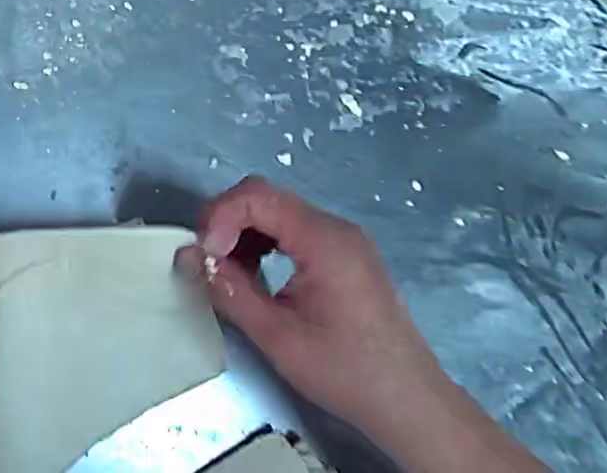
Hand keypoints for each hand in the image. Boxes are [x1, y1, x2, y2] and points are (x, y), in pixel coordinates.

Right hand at [175, 178, 449, 447]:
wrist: (417, 411)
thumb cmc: (350, 373)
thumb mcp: (277, 336)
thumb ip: (228, 289)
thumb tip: (189, 256)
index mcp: (324, 240)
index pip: (256, 196)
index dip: (220, 216)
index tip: (205, 252)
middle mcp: (335, 228)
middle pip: (263, 196)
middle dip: (226, 220)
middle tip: (209, 256)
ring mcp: (341, 239)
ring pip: (273, 210)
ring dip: (241, 231)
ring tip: (229, 269)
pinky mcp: (342, 254)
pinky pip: (289, 229)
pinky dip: (261, 241)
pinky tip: (254, 273)